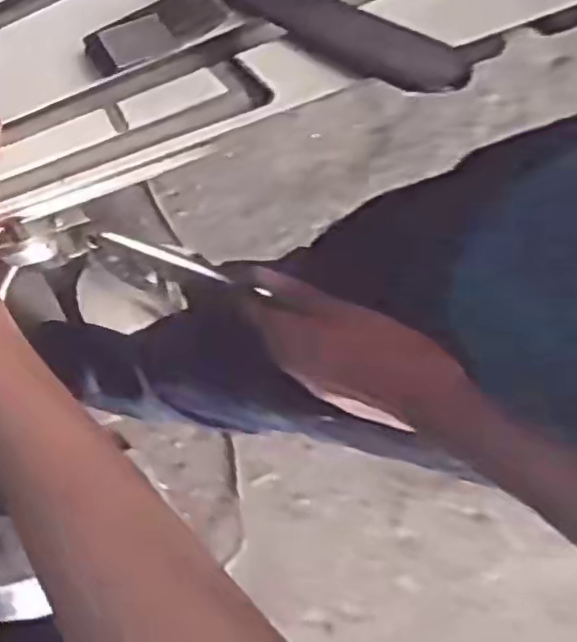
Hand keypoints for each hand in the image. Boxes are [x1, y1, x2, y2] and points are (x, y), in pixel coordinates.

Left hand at [238, 267, 470, 427]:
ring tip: (310, 317)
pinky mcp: (325, 394)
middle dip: (268, 308)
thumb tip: (255, 273)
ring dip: (288, 330)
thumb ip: (295, 292)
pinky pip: (304, 363)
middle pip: (262, 325)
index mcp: (279, 332)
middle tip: (285, 293)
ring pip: (282, 345)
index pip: (244, 304)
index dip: (246, 289)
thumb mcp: (341, 311)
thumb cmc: (387, 348)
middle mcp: (279, 355)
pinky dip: (308, 349)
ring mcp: (300, 378)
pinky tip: (330, 345)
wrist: (434, 407)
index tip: (253, 277)